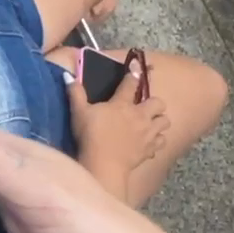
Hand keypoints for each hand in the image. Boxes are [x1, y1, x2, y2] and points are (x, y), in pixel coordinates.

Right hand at [67, 65, 168, 200]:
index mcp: (122, 104)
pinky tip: (149, 140)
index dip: (133, 75)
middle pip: (159, 102)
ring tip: (150, 122)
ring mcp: (149, 133)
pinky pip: (163, 140)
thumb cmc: (90, 134)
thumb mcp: (78, 111)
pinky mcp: (152, 148)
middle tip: (143, 107)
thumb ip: (75, 92)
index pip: (130, 84)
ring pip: (166, 121)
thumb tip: (68, 76)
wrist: (105, 163)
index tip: (136, 69)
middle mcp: (140, 115)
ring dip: (159, 120)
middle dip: (154, 103)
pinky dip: (158, 139)